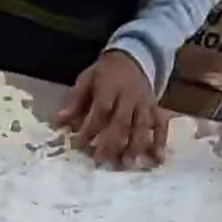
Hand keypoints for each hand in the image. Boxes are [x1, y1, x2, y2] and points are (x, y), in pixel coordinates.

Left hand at [56, 50, 170, 168]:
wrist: (133, 57)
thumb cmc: (105, 74)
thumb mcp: (87, 79)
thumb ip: (75, 100)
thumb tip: (60, 120)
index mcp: (110, 86)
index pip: (102, 108)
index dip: (91, 127)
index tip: (81, 144)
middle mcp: (130, 95)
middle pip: (122, 121)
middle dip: (112, 142)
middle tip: (101, 160)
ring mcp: (145, 103)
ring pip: (142, 125)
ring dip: (135, 146)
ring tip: (127, 164)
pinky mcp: (156, 108)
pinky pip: (161, 125)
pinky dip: (160, 141)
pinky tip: (158, 159)